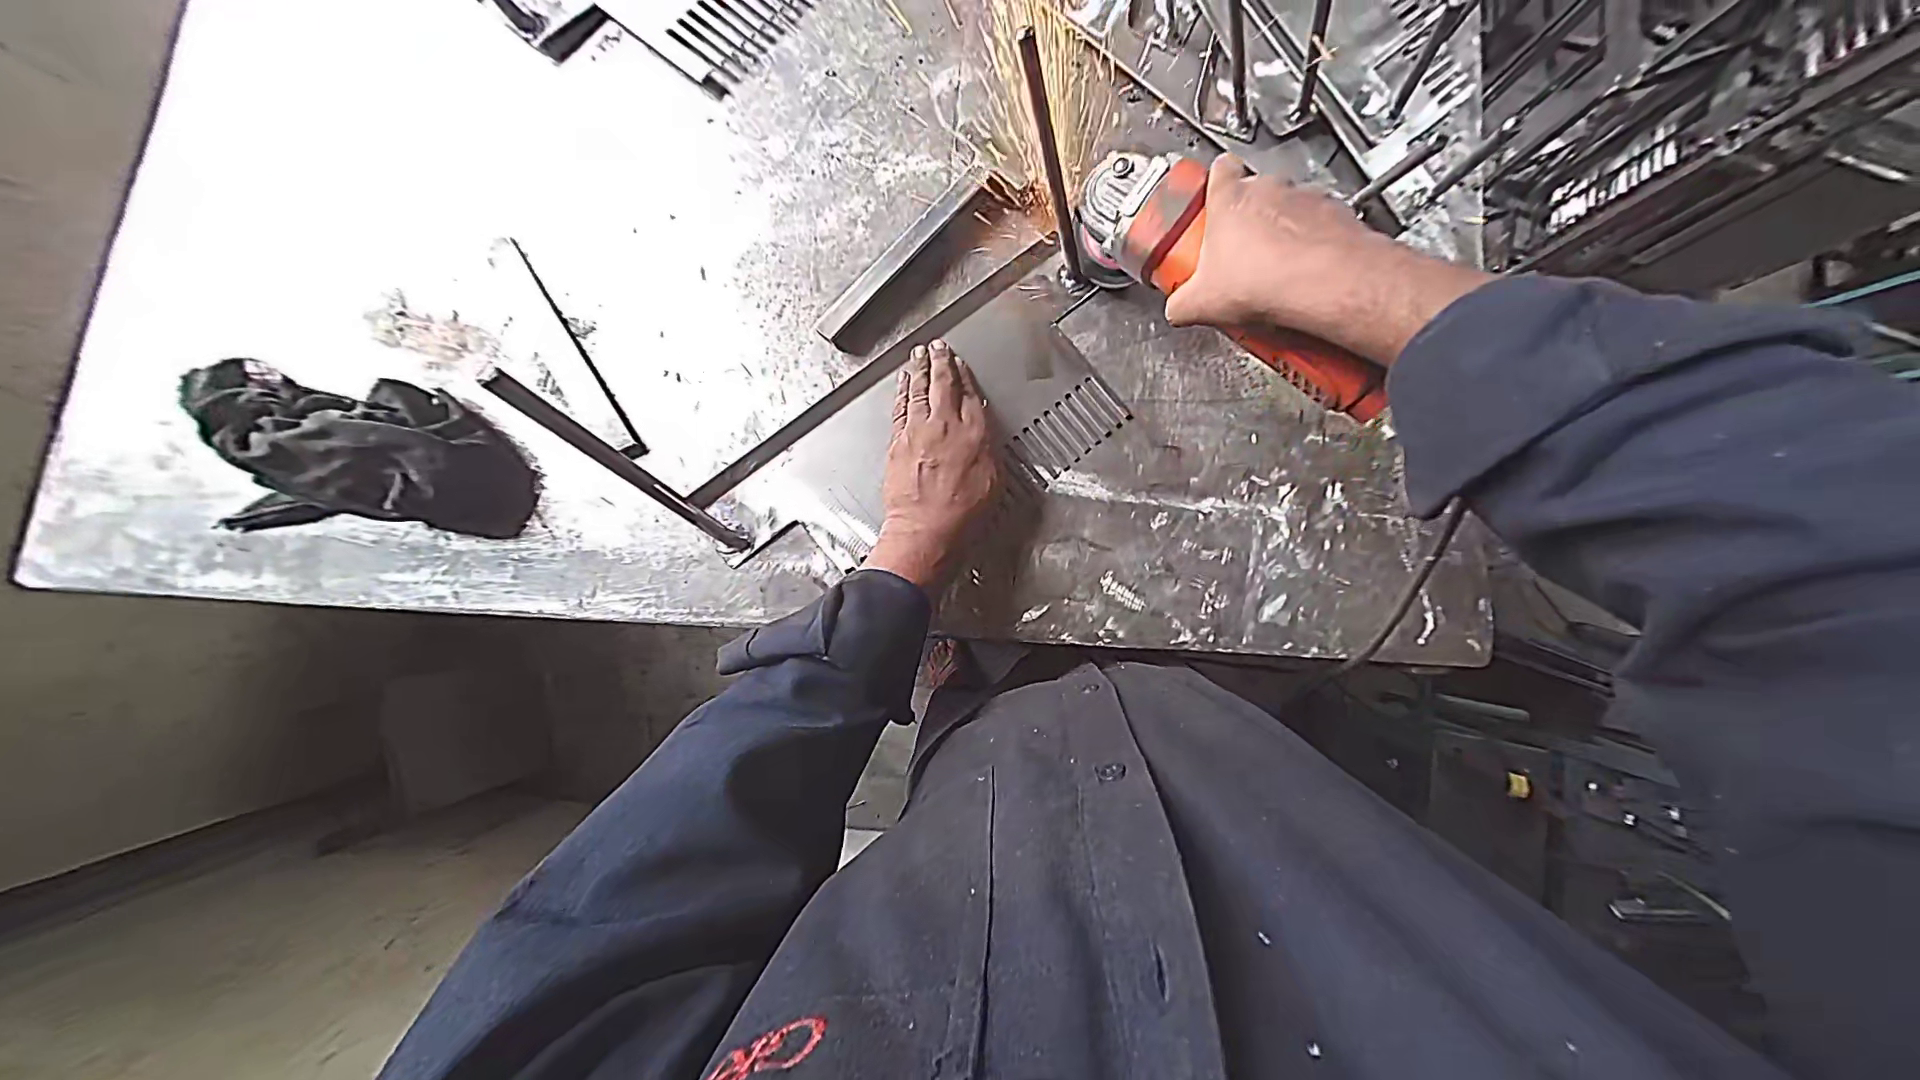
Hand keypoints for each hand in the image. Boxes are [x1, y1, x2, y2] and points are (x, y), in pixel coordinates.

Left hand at [861, 340, 999, 592]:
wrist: (927, 530)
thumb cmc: (961, 515)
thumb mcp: (992, 482)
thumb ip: (987, 451)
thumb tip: (982, 438)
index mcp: (975, 433)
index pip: (970, 394)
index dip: (965, 376)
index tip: (962, 365)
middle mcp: (946, 426)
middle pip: (943, 384)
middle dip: (941, 361)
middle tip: (939, 346)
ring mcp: (918, 431)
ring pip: (918, 389)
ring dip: (919, 369)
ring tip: (919, 354)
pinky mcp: (898, 442)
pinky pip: (900, 407)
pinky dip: (902, 391)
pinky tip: (902, 383)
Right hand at [1162, 154, 1492, 365]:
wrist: (1324, 284)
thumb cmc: (1266, 279)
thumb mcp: (1199, 303)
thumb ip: (1179, 303)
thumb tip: (1177, 310)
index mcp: (1230, 199)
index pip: (1218, 170)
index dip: (1211, 183)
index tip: (1206, 204)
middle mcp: (1270, 189)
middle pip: (1252, 194)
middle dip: (1243, 222)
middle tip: (1234, 258)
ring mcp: (1307, 199)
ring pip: (1287, 211)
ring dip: (1278, 236)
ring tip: (1269, 274)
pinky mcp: (1338, 216)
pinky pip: (1317, 228)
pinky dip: (1308, 248)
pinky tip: (1297, 278)